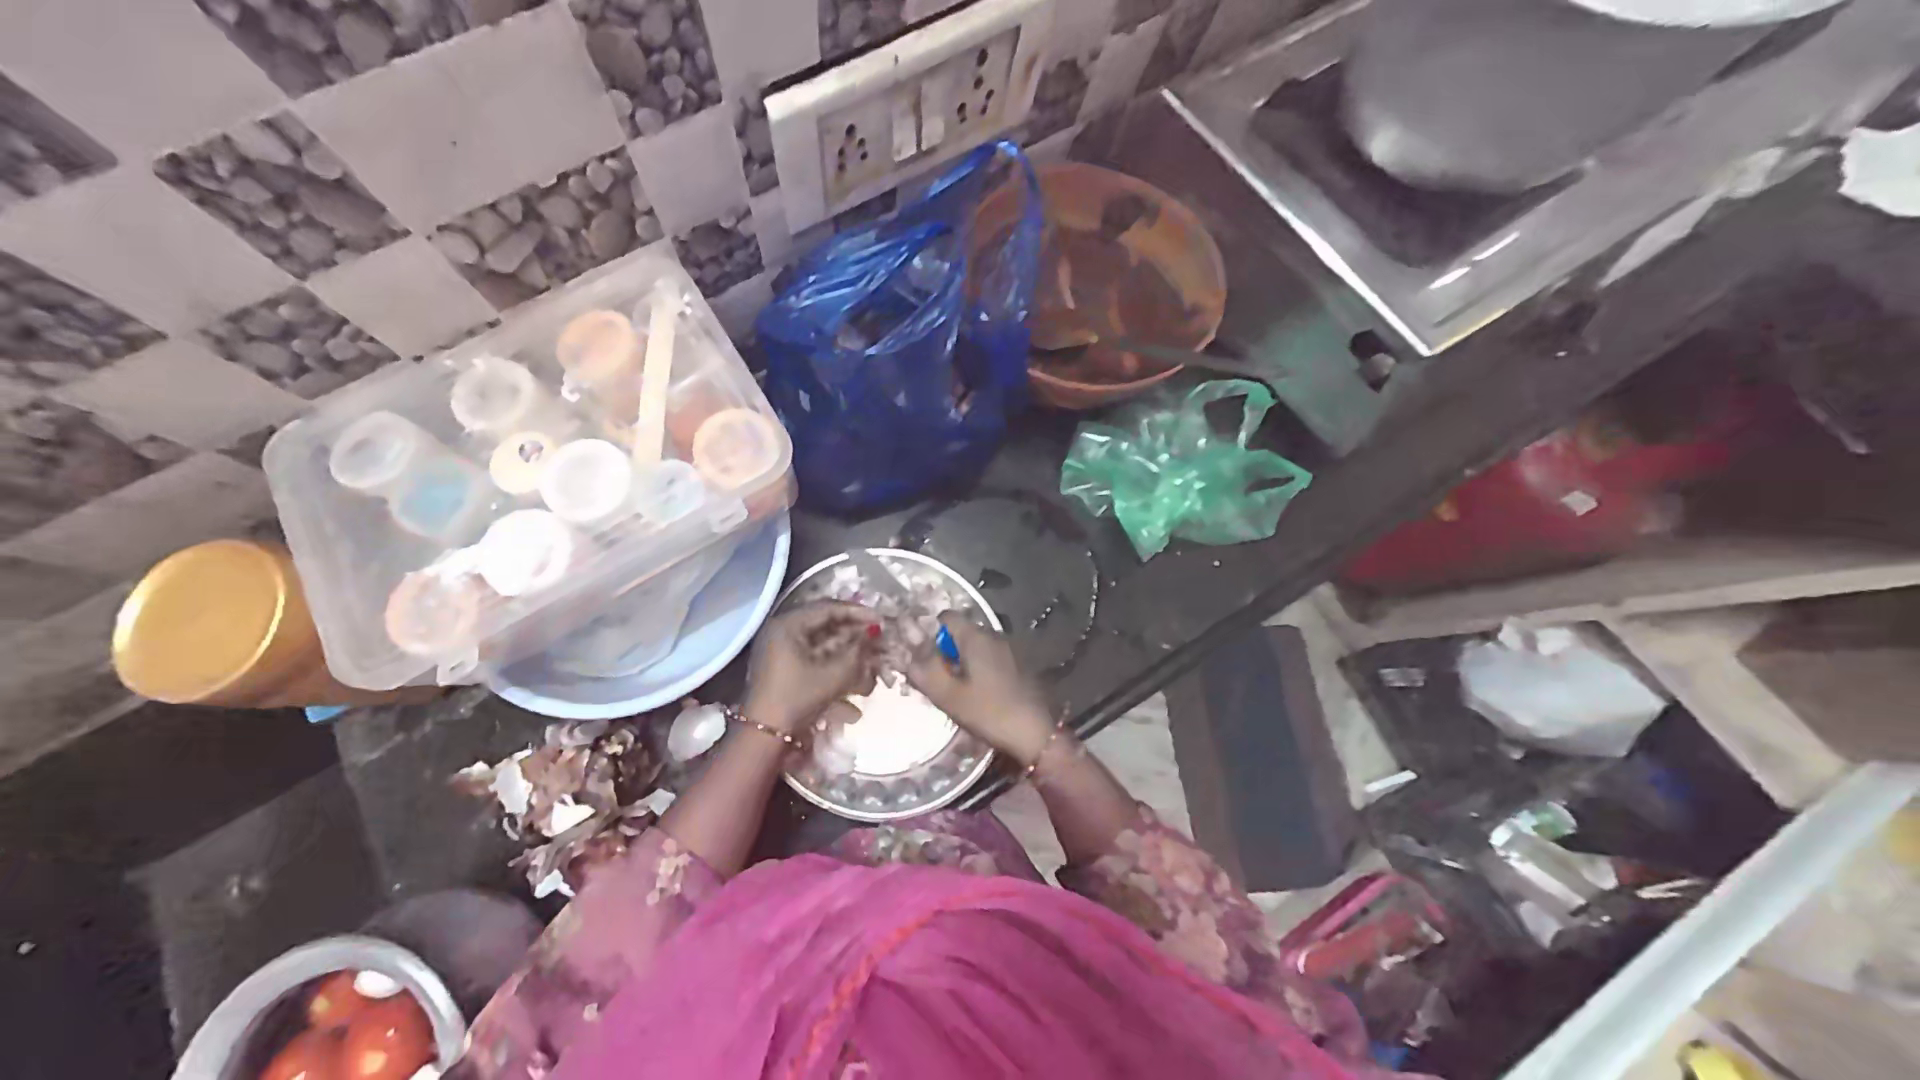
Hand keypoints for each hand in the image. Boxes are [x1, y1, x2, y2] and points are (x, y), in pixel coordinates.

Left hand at [743, 601, 879, 733]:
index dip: (857, 613)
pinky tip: (857, 678)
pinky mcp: (786, 668)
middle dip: (855, 634)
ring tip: (872, 660)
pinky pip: (816, 658)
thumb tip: (875, 631)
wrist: (765, 737)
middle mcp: (782, 632)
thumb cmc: (798, 698)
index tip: (881, 620)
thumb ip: (858, 649)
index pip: (828, 608)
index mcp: (788, 625)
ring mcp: (782, 651)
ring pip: (823, 643)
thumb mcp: (834, 673)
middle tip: (879, 638)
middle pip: (826, 625)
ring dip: (849, 651)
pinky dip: (836, 664)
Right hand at [907, 613, 1056, 763]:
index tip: (926, 658)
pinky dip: (982, 668)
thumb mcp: (948, 695)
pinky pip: (993, 657)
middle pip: (962, 631)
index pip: (946, 617)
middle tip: (940, 679)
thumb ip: (925, 671)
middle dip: (947, 650)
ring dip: (965, 661)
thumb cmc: (989, 712)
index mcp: (975, 636)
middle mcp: (995, 634)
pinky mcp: (1022, 663)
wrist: (1037, 733)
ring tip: (960, 690)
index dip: (931, 633)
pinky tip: (982, 694)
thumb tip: (909, 654)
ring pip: (978, 645)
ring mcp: (1011, 648)